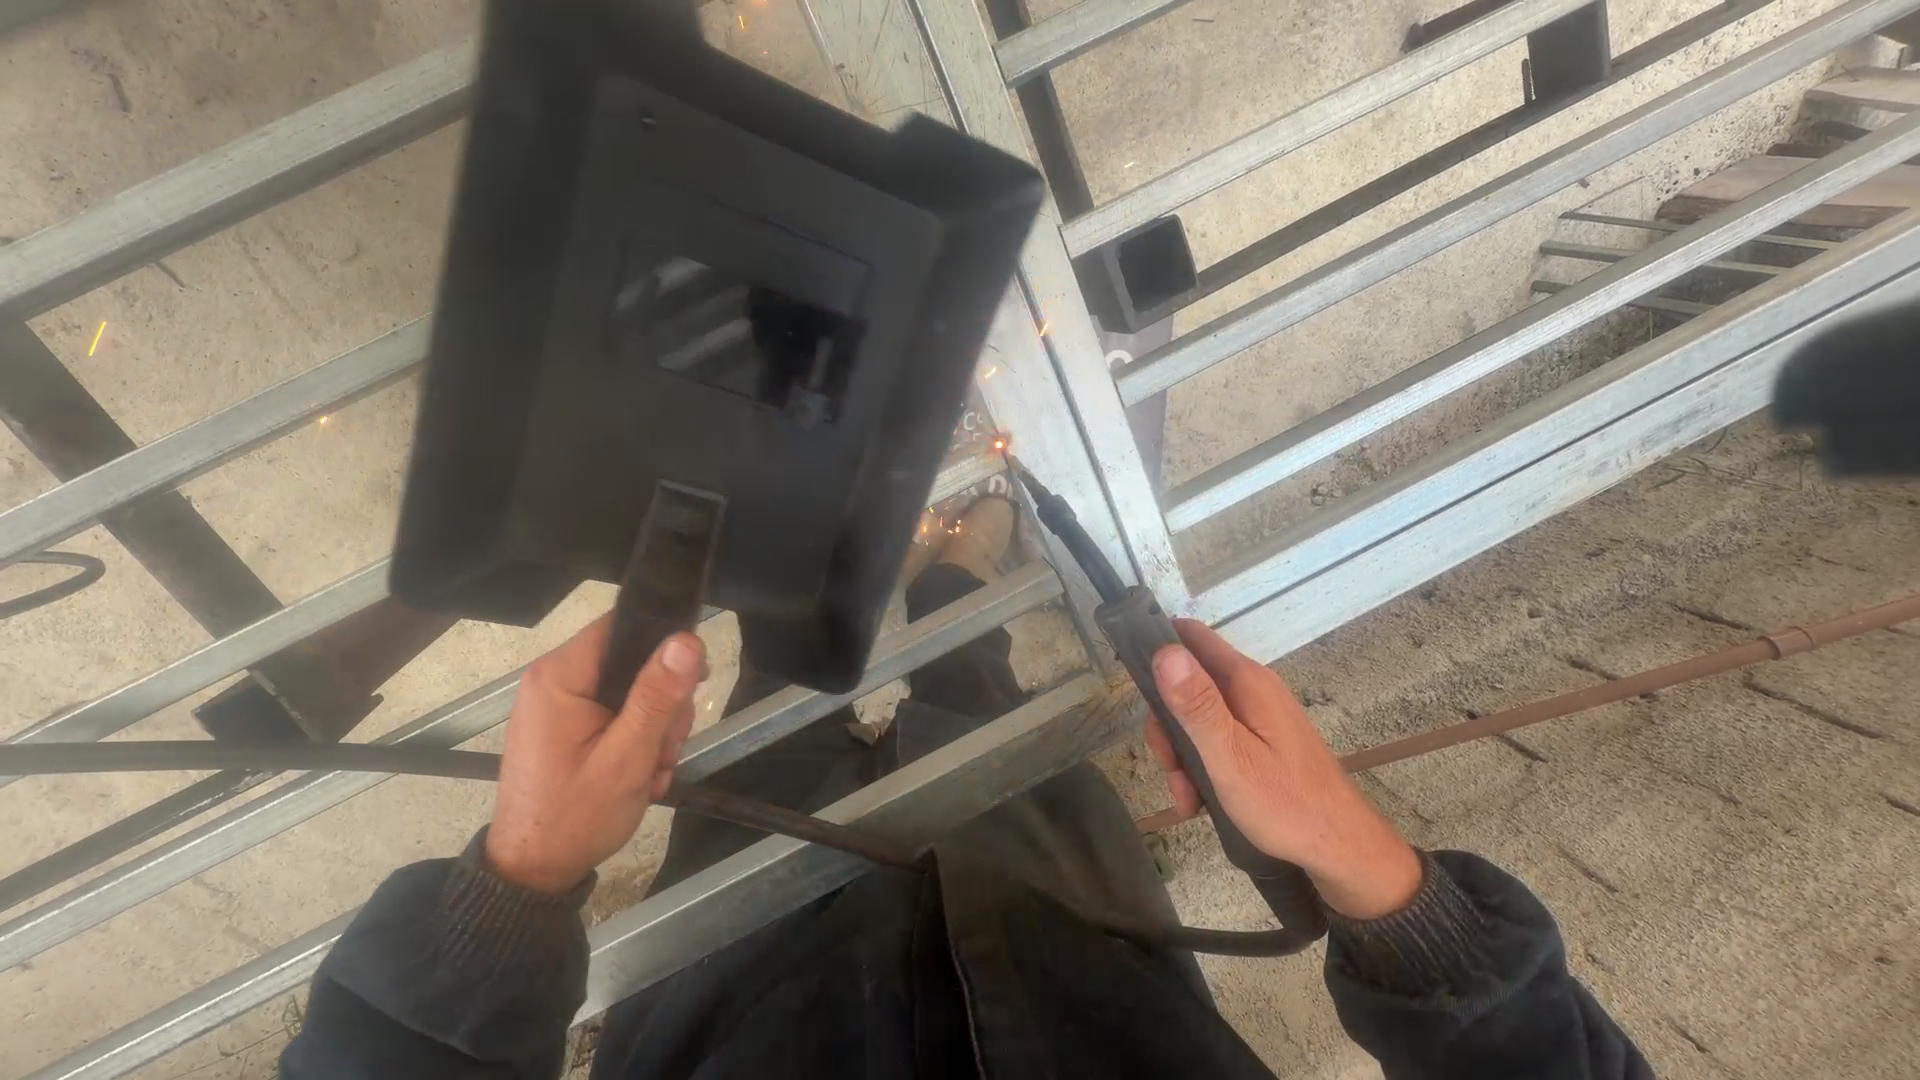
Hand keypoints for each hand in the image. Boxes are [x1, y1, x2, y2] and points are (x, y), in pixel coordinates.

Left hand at [485, 616, 707, 893]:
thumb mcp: (626, 758)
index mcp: (560, 676)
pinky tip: (643, 771)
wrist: (534, 873)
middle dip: (664, 704)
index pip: (624, 626)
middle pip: (635, 660)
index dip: (665, 645)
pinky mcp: (570, 723)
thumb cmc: (575, 817)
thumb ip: (657, 697)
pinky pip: (621, 711)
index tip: (693, 682)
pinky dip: (640, 739)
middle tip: (663, 748)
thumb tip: (687, 641)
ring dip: (657, 727)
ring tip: (652, 769)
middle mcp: (556, 679)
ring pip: (636, 689)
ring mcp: (562, 702)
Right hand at [1145, 619, 1420, 919]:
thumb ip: (1196, 704)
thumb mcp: (1229, 757)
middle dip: (1167, 724)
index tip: (1134, 684)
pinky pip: (1219, 739)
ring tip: (1188, 798)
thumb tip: (1165, 651)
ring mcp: (1260, 714)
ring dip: (1183, 754)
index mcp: (1245, 681)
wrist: (1342, 850)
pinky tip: (1202, 801)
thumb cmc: (1284, 804)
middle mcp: (1253, 687)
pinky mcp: (1264, 740)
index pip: (1190, 636)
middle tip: (1169, 766)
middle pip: (1188, 683)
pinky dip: (1204, 765)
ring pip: (1199, 717)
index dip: (1156, 648)